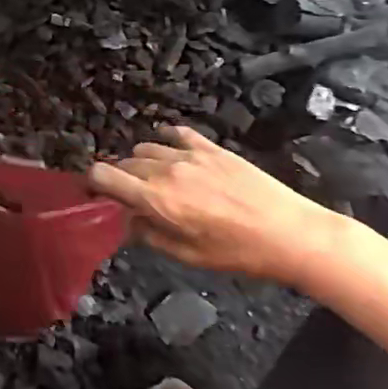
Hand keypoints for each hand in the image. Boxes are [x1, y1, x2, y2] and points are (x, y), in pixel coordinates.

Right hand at [88, 126, 345, 286]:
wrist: (295, 235)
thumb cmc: (239, 253)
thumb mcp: (188, 255)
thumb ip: (149, 235)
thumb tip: (127, 221)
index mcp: (154, 198)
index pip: (101, 173)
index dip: (92, 181)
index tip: (96, 193)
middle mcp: (164, 170)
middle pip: (123, 161)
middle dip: (120, 177)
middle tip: (133, 196)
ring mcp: (188, 155)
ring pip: (145, 147)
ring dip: (142, 162)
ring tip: (157, 178)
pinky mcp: (211, 148)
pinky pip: (176, 133)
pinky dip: (166, 139)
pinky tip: (171, 150)